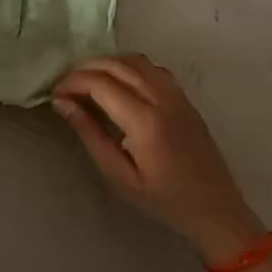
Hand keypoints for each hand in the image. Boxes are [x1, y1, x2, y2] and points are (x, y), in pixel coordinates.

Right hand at [52, 55, 271, 271]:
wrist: (216, 212)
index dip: (71, 81)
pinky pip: (152, 67)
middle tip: (65, 84)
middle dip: (84, 67)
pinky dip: (128, 66)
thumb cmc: (164, 200)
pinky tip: (118, 83)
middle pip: (115, 64)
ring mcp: (177, 95)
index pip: (99, 83)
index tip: (55, 94)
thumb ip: (89, 134)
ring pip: (134, 59)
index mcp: (145, 121)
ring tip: (88, 80)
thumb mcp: (119, 176)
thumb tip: (61, 102)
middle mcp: (162, 99)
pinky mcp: (185, 98)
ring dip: (106, 62)